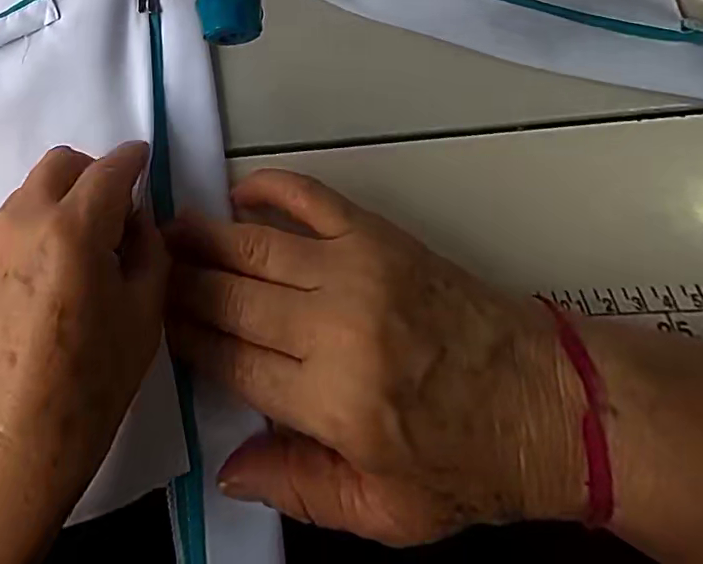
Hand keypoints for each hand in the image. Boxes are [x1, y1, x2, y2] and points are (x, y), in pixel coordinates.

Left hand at [0, 143, 168, 563]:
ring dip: (64, 197)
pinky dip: (39, 220)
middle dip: (94, 172)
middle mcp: (23, 218)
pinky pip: (14, 217)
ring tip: (86, 246)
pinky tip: (53, 269)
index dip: (133, 159)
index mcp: (71, 230)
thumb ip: (146, 253)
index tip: (145, 160)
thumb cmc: (82, 394)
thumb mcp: (142, 323)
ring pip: (34, 188)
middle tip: (118, 209)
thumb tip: (134, 220)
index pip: (108, 170)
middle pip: (62, 163)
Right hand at [164, 170, 581, 545]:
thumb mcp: (389, 514)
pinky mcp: (376, 236)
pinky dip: (266, 187)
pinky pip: (306, 196)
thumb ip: (300, 490)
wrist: (556, 405)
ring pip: (248, 245)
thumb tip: (223, 467)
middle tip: (146, 271)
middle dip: (175, 283)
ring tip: (167, 230)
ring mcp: (354, 272)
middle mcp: (334, 331)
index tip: (155, 322)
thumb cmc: (468, 463)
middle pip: (223, 296)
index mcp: (333, 404)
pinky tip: (237, 194)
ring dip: (199, 235)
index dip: (179, 337)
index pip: (224, 358)